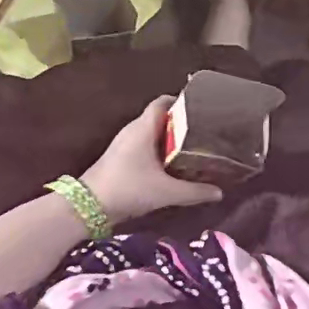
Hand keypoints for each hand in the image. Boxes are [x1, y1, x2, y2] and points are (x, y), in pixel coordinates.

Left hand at [81, 96, 223, 222]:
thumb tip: (219, 192)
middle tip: (205, 133)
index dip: (182, 102)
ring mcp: (123, 145)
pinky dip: (158, 152)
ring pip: (151, 135)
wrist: (88, 206)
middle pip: (160, 119)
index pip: (162, 102)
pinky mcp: (119, 159)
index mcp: (142, 128)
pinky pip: (143, 147)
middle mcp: (132, 130)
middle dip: (181, 124)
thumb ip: (194, 192)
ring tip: (193, 149)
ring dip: (169, 140)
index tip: (203, 110)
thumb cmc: (128, 189)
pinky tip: (171, 166)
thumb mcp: (166, 192)